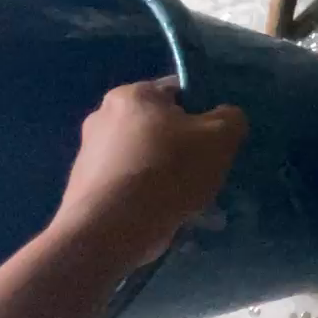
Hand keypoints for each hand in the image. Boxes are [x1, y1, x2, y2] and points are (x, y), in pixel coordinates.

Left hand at [51, 78, 247, 267]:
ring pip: (148, 150)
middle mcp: (102, 116)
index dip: (208, 108)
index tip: (221, 132)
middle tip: (210, 159)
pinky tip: (167, 203)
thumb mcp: (224, 134)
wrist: (113, 228)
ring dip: (170, 163)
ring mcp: (89, 152)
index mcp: (133, 95)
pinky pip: (132, 176)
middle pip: (163, 121)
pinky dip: (151, 185)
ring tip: (190, 187)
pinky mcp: (86, 184)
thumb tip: (221, 117)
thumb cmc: (171, 169)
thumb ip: (231, 115)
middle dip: (187, 138)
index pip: (182, 89)